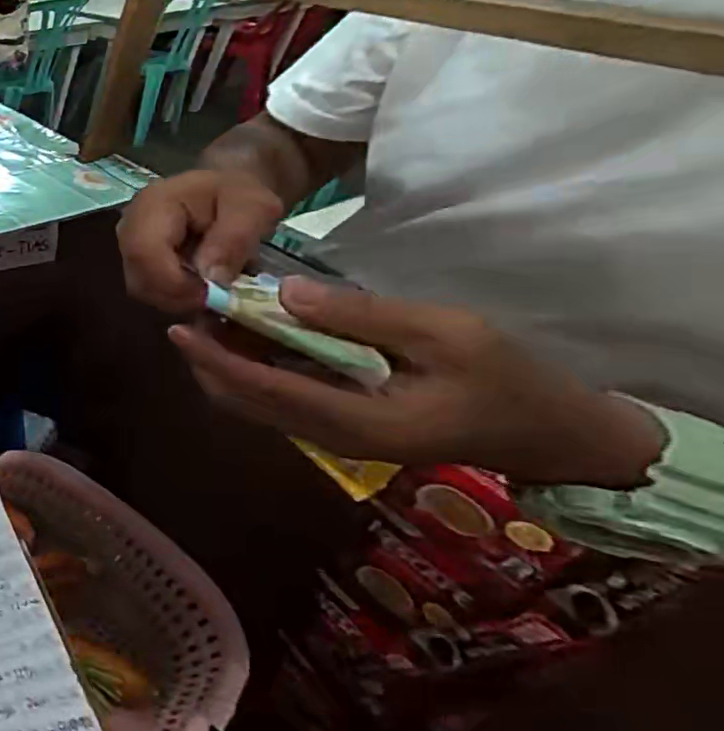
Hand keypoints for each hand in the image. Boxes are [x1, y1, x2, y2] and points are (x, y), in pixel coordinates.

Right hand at [116, 169, 287, 312]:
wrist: (223, 192)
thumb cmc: (238, 195)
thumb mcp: (254, 207)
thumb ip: (236, 237)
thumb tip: (212, 278)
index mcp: (151, 206)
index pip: (143, 253)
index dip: (174, 283)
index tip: (214, 295)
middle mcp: (128, 229)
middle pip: (139, 278)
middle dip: (179, 296)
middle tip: (219, 298)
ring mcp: (128, 248)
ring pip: (142, 290)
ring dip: (179, 300)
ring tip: (213, 292)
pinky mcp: (135, 264)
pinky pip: (149, 291)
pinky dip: (176, 298)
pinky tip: (199, 289)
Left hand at [168, 277, 664, 488]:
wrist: (552, 433)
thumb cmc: (507, 378)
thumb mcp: (446, 333)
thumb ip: (361, 315)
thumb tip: (283, 293)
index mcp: (354, 421)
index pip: (261, 387)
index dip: (213, 358)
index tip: (178, 327)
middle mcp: (328, 437)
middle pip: (243, 400)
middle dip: (209, 360)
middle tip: (195, 313)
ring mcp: (330, 436)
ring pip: (253, 402)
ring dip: (226, 365)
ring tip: (214, 318)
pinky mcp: (336, 427)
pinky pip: (276, 399)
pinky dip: (252, 370)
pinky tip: (252, 335)